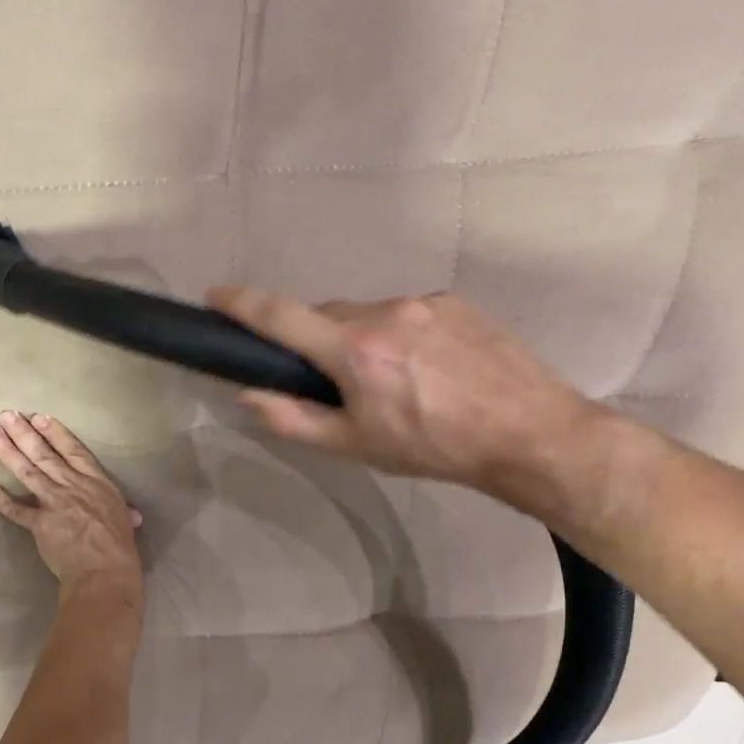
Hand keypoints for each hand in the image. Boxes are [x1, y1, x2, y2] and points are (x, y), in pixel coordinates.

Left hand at [0, 411, 143, 597]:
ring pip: (28, 472)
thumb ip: (123, 512)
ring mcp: (54, 503)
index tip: (38, 417)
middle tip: (6, 416)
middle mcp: (73, 486)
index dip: (55, 432)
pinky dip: (2, 502)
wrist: (104, 570)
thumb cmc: (120, 547)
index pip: (73, 450)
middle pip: (44, 454)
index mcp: (96, 482)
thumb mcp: (124, 521)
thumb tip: (132, 515)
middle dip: (23, 433)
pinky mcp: (40, 523)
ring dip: (9, 453)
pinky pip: (17, 511)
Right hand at [208, 286, 596, 494]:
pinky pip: (406, 313)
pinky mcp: (456, 304)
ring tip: (386, 382)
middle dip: (314, 340)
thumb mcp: (353, 445)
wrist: (528, 434)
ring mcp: (425, 303)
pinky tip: (421, 370)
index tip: (214, 295)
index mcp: (355, 350)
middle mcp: (387, 312)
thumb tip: (247, 394)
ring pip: (368, 313)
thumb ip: (292, 419)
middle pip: (326, 314)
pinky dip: (396, 335)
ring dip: (358, 339)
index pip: (282, 316)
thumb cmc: (433, 448)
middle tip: (328, 382)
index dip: (242, 304)